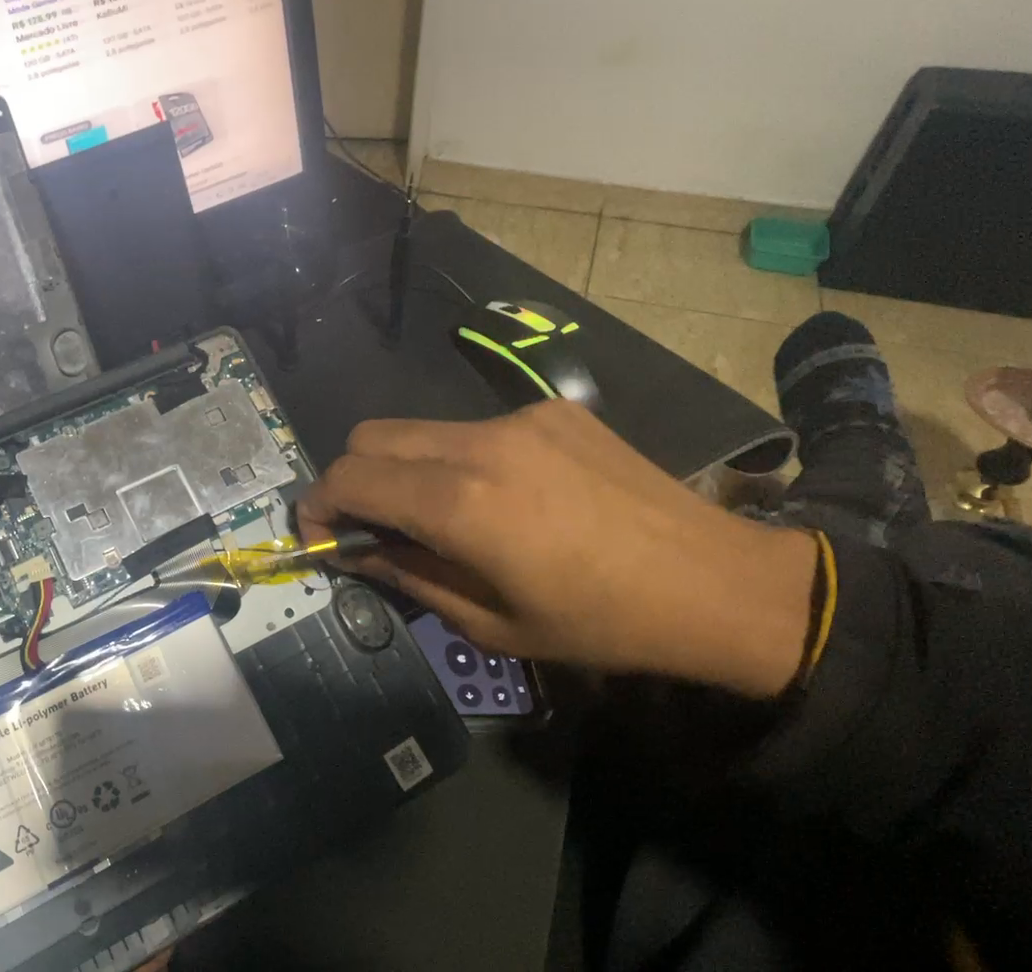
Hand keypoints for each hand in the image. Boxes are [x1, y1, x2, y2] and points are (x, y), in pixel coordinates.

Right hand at [298, 402, 818, 697]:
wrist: (714, 583)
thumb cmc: (599, 623)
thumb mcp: (490, 623)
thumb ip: (409, 575)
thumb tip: (356, 550)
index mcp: (460, 503)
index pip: (348, 477)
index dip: (317, 506)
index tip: (321, 536)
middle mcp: (478, 444)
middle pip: (370, 436)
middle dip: (351, 479)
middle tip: (371, 526)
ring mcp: (517, 418)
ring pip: (419, 428)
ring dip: (405, 468)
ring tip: (439, 515)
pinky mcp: (551, 409)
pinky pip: (474, 428)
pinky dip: (458, 459)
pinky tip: (504, 497)